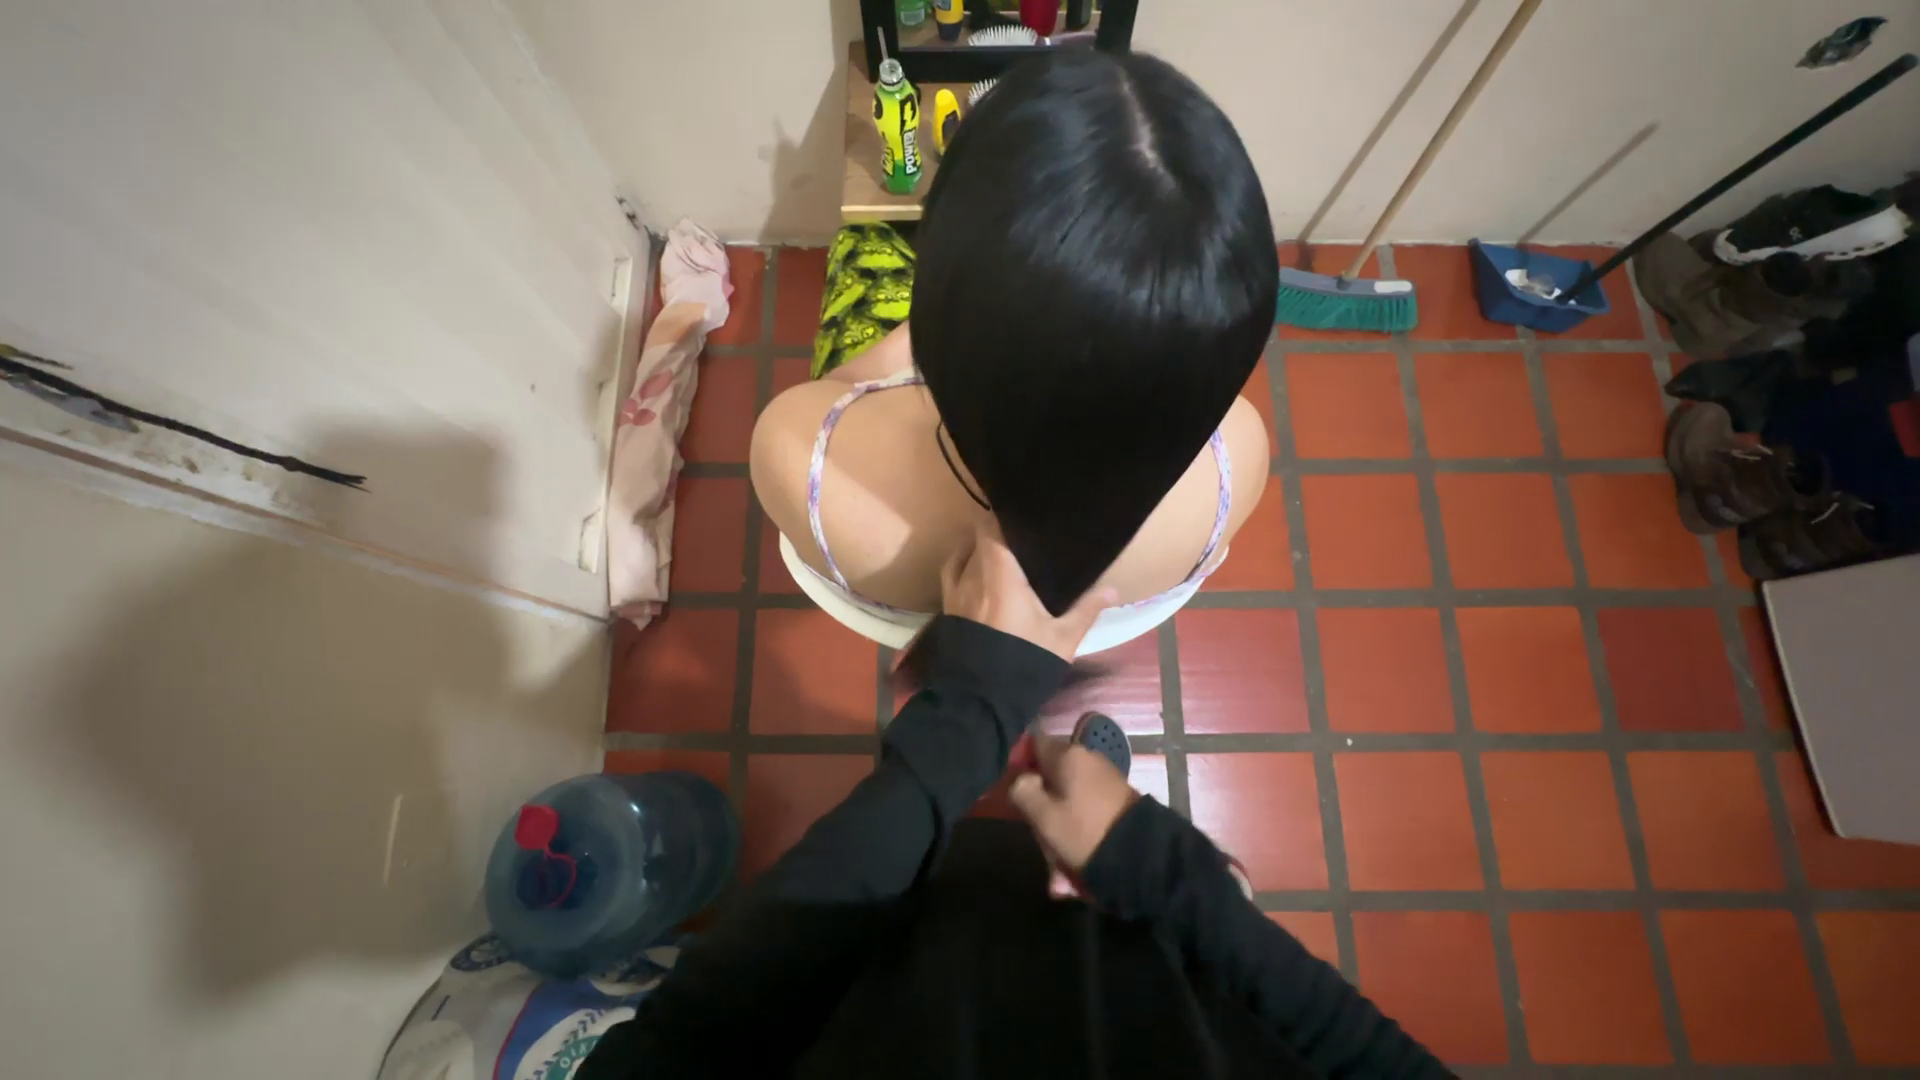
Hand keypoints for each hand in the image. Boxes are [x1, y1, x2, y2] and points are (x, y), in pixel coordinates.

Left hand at [940, 521, 1116, 660]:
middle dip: (995, 530)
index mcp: (1001, 576)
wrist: (980, 699)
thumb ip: (1086, 610)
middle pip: (978, 538)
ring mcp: (955, 592)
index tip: (1017, 510)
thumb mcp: (1061, 639)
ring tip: (999, 547)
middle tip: (1017, 530)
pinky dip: (961, 563)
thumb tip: (1114, 590)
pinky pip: (951, 573)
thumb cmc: (1024, 662)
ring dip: (978, 547)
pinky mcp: (947, 608)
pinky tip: (973, 566)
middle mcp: (973, 576)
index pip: (990, 528)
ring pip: (964, 555)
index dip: (1000, 514)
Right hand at [1008, 736, 1138, 872]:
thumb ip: (1023, 791)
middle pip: (1052, 764)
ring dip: (1059, 801)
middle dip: (1040, 787)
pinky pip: (1085, 792)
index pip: (1034, 742)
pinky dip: (1076, 807)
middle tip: (1034, 817)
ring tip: (1055, 831)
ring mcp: (1105, 770)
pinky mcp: (1116, 789)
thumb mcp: (1044, 818)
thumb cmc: (1084, 831)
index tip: (1014, 786)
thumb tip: (1020, 778)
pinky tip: (1075, 830)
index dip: (1020, 761)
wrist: (1141, 854)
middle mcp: (1087, 754)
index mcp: (1068, 754)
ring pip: (1068, 780)